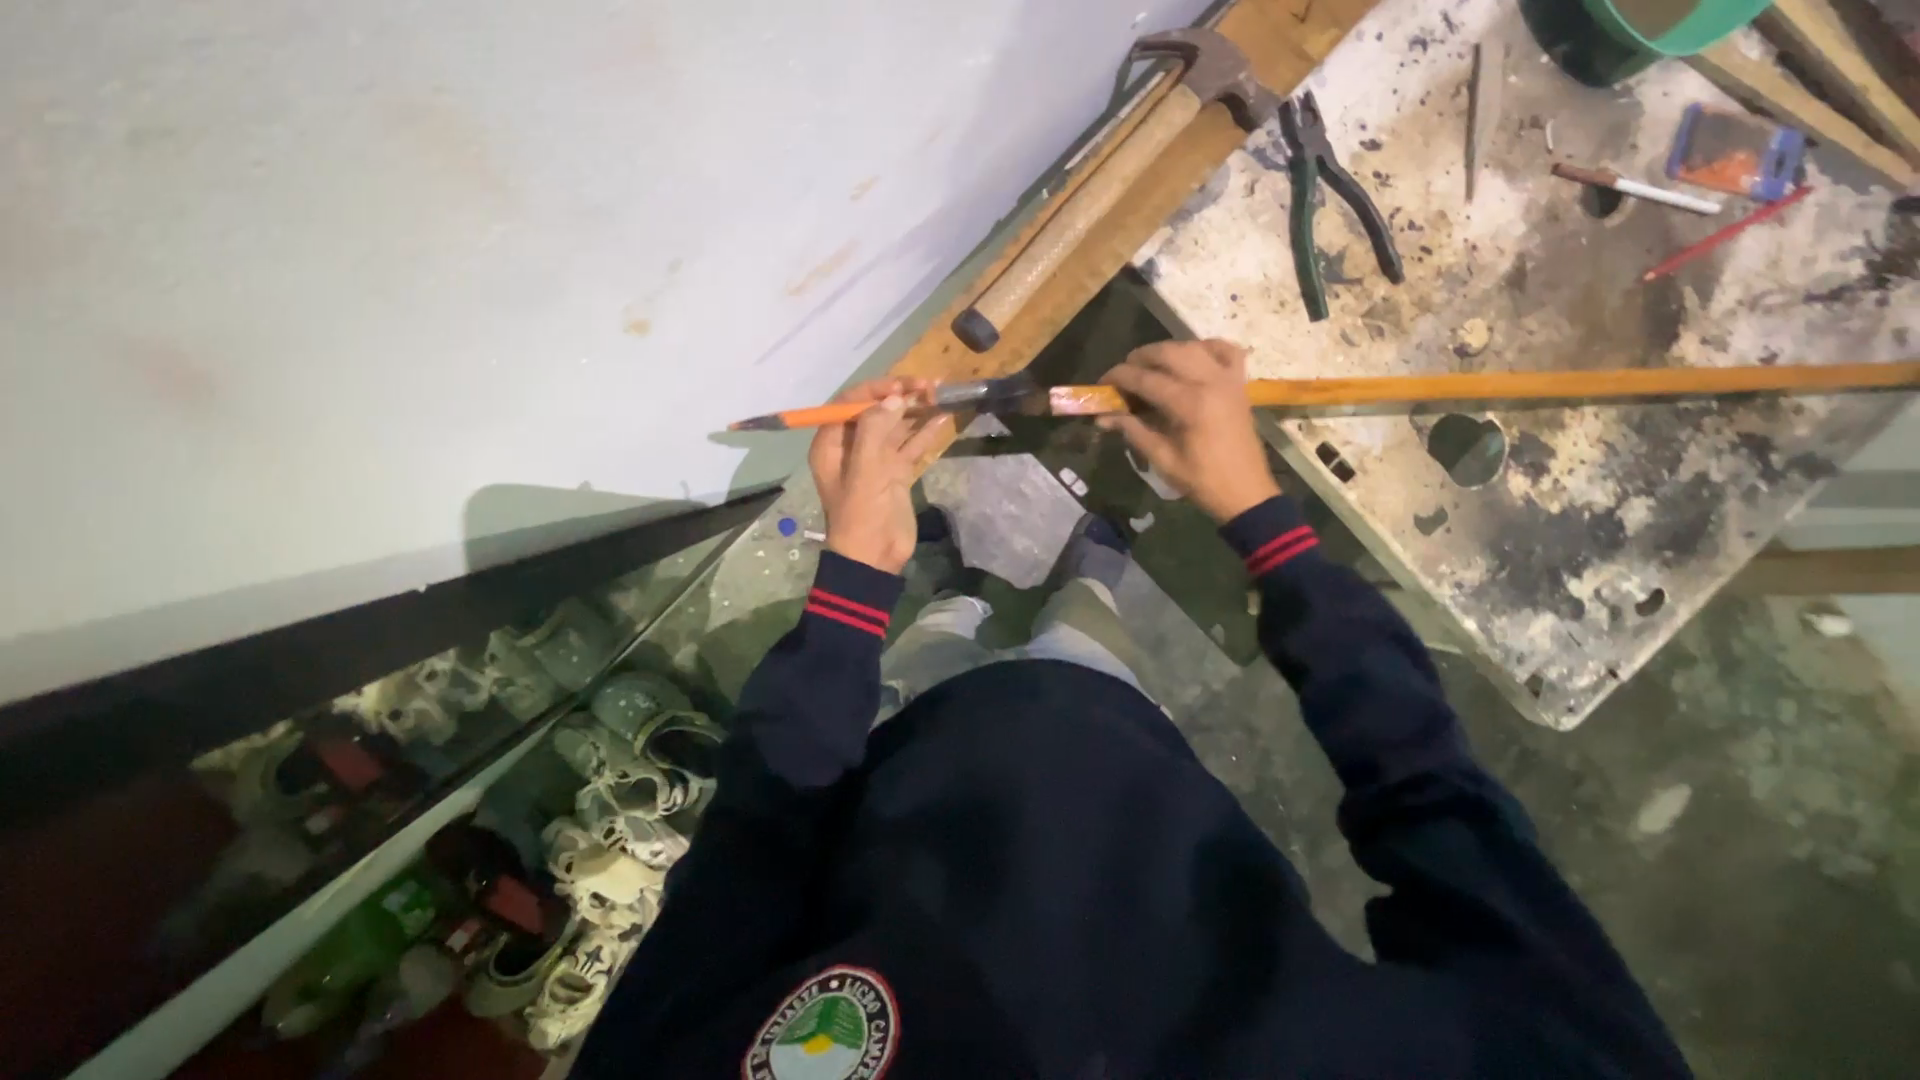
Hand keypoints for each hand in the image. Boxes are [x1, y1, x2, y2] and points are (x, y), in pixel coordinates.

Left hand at [809, 377, 948, 573]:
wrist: (873, 560)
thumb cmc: (861, 515)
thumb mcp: (865, 472)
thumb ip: (876, 431)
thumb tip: (894, 398)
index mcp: (832, 444)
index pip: (850, 403)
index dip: (877, 389)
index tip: (904, 385)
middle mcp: (852, 448)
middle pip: (876, 411)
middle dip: (901, 395)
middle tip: (930, 386)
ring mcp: (875, 461)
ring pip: (896, 426)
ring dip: (916, 410)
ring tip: (941, 395)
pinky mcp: (895, 474)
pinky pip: (910, 446)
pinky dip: (925, 432)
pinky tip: (944, 418)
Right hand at [1097, 340, 1281, 523]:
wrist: (1246, 491)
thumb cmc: (1202, 480)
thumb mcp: (1162, 459)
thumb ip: (1133, 431)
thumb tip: (1103, 418)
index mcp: (1190, 404)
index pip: (1146, 379)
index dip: (1120, 377)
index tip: (1102, 383)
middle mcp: (1210, 382)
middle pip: (1168, 353)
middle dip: (1140, 357)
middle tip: (1124, 373)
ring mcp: (1228, 380)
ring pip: (1193, 347)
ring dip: (1168, 351)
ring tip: (1150, 366)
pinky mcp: (1240, 384)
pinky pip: (1226, 351)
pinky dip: (1206, 347)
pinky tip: (1191, 357)